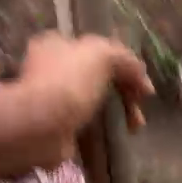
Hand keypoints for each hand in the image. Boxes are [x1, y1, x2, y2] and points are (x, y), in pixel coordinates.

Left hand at [15, 33, 154, 166]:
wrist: (41, 125)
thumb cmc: (69, 81)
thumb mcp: (101, 54)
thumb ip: (123, 57)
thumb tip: (139, 74)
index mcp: (54, 44)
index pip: (93, 49)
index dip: (120, 64)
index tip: (140, 83)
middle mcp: (50, 68)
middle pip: (97, 78)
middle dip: (124, 93)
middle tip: (138, 109)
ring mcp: (52, 98)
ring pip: (94, 104)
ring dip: (118, 115)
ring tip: (133, 127)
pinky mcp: (57, 126)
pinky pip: (87, 126)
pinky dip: (104, 132)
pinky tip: (117, 138)